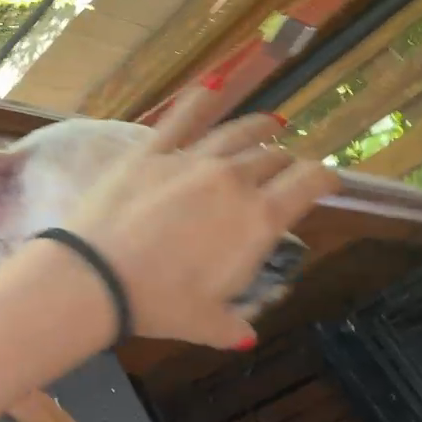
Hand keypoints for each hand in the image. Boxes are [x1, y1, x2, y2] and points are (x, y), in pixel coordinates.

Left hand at [65, 85, 337, 348]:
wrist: (96, 277)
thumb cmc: (156, 304)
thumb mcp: (206, 324)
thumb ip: (233, 325)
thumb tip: (246, 334)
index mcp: (259, 220)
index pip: (310, 183)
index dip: (325, 178)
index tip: (325, 180)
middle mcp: (232, 181)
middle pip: (271, 158)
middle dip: (283, 162)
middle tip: (281, 167)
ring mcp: (188, 161)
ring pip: (235, 132)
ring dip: (256, 127)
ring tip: (268, 123)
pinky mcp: (147, 153)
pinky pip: (180, 118)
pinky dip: (200, 100)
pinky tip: (211, 87)